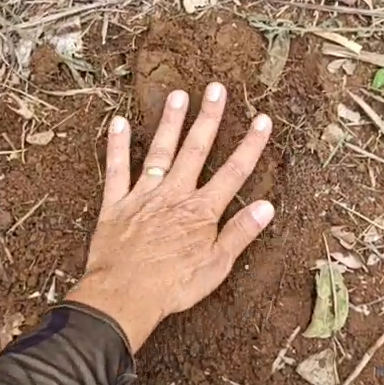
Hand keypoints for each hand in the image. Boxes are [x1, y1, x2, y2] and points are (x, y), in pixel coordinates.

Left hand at [65, 82, 274, 351]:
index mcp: (202, 210)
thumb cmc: (173, 286)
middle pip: (196, 150)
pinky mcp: (116, 204)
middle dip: (209, 118)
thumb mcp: (217, 265)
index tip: (262, 119)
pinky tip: (117, 122)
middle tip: (216, 88)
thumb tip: (267, 206)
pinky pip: (116, 170)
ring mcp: (144, 196)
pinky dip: (116, 146)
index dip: (250, 145)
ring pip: (160, 151)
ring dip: (170, 122)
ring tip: (178, 94)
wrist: (124, 296)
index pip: (234, 171)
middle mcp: (175, 195)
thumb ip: (240, 233)